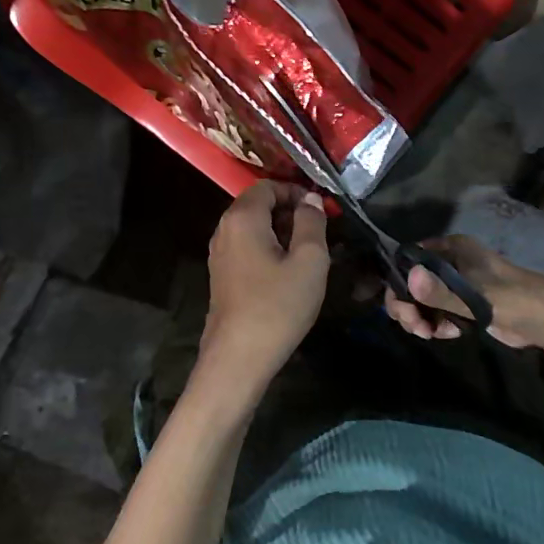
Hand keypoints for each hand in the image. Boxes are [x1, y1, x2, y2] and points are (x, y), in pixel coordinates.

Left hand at [202, 181, 329, 375]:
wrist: (240, 357)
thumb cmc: (278, 305)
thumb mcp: (309, 260)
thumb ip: (312, 223)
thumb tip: (311, 200)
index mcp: (242, 218)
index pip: (268, 185)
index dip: (297, 192)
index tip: (323, 213)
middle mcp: (224, 230)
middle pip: (259, 206)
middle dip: (292, 213)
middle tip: (322, 235)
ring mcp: (220, 255)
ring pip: (255, 229)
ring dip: (284, 234)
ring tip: (311, 256)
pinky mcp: (224, 277)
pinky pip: (249, 250)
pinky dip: (271, 251)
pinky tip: (291, 275)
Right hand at [384, 235, 543, 353]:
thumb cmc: (520, 302)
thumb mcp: (480, 298)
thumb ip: (443, 292)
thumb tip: (409, 278)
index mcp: (454, 249)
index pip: (410, 258)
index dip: (398, 280)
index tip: (399, 307)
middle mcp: (452, 262)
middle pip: (412, 281)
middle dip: (408, 305)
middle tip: (415, 328)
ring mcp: (458, 284)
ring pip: (422, 299)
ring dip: (420, 318)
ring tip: (431, 334)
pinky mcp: (465, 306)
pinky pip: (437, 313)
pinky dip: (435, 325)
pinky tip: (446, 335)